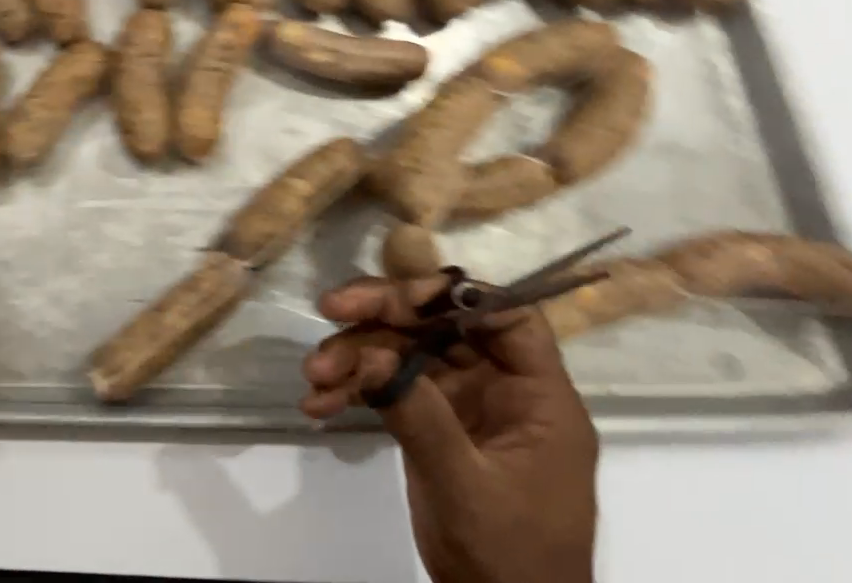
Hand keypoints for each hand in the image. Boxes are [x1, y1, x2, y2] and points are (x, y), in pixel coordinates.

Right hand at [301, 277, 597, 582]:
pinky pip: (389, 387)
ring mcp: (463, 406)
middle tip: (328, 309)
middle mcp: (501, 389)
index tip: (393, 296)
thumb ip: (420, 415)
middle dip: (382, 315)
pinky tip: (319, 405)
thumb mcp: (465, 486)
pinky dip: (353, 391)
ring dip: (355, 356)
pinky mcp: (431, 424)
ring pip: (405, 351)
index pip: (505, 318)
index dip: (453, 295)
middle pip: (441, 325)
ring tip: (314, 377)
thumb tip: (371, 353)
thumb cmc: (510, 557)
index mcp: (537, 398)